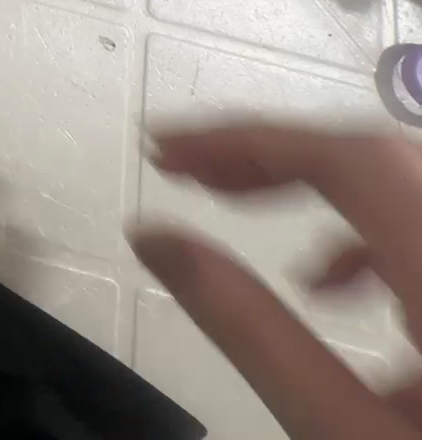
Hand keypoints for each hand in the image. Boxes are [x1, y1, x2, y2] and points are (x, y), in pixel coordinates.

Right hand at [132, 123, 421, 439]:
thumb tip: (152, 235)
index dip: (247, 138)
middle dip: (271, 153)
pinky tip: (332, 282)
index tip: (161, 152)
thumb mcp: (345, 431)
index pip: (353, 160)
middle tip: (185, 170)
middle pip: (385, 161)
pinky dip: (368, 231)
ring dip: (313, 185)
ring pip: (410, 189)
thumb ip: (248, 327)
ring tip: (234, 207)